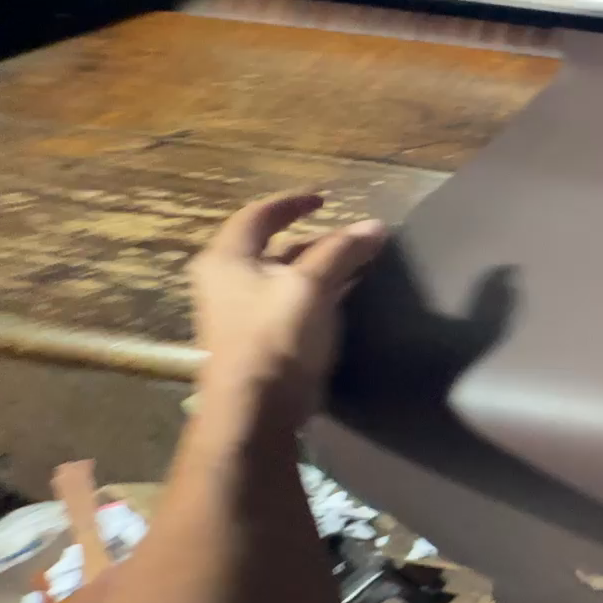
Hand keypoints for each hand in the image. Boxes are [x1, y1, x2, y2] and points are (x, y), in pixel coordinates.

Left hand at [188, 193, 387, 424]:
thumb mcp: (312, 286)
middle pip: (273, 246)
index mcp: (227, 259)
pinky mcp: (262, 334)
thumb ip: (342, 253)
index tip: (324, 199)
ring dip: (320, 266)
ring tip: (358, 265)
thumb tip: (375, 226)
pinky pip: (292, 299)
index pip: (258, 216)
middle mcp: (227, 279)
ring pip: (285, 274)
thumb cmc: (277, 336)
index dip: (291, 204)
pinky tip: (344, 297)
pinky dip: (319, 290)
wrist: (257, 403)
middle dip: (316, 239)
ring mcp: (242, 309)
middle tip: (354, 239)